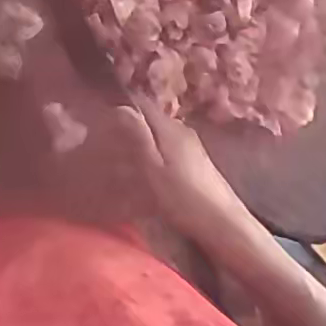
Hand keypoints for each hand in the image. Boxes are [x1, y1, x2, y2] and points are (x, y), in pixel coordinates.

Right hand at [118, 99, 325, 325]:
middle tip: (102, 122)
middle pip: (150, 114)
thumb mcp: (153, 168)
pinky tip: (143, 159)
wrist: (227, 228)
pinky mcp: (196, 163)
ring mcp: (191, 146)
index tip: (98, 98)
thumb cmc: (185, 198)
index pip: (141, 100)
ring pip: (158, 130)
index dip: (120, 97)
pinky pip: (166, 144)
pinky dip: (152, 146)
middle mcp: (181, 130)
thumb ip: (137, 136)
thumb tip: (119, 105)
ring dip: (141, 131)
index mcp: (169, 127)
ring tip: (117, 140)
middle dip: (128, 115)